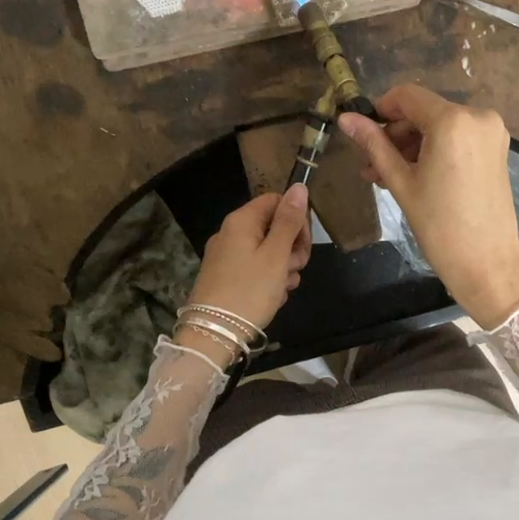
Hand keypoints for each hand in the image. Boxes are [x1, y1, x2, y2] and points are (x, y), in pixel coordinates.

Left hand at [178, 185, 311, 364]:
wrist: (214, 332)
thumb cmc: (249, 291)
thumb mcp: (276, 255)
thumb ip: (288, 221)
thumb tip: (299, 187)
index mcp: (241, 221)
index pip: (276, 201)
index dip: (295, 220)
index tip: (304, 244)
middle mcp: (231, 234)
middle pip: (273, 228)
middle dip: (291, 248)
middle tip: (294, 268)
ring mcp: (228, 257)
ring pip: (268, 253)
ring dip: (283, 269)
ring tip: (282, 288)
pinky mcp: (228, 278)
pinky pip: (257, 271)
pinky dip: (269, 282)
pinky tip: (272, 298)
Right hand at [338, 85, 518, 327]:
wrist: (486, 263)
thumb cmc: (440, 227)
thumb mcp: (402, 183)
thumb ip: (375, 146)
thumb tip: (346, 118)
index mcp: (453, 121)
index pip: (408, 96)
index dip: (381, 109)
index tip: (363, 131)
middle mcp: (477, 116)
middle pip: (425, 111)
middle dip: (397, 134)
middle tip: (371, 165)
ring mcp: (492, 133)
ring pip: (441, 127)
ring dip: (414, 145)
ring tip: (387, 177)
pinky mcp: (497, 150)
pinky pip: (458, 140)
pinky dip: (436, 151)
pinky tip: (415, 176)